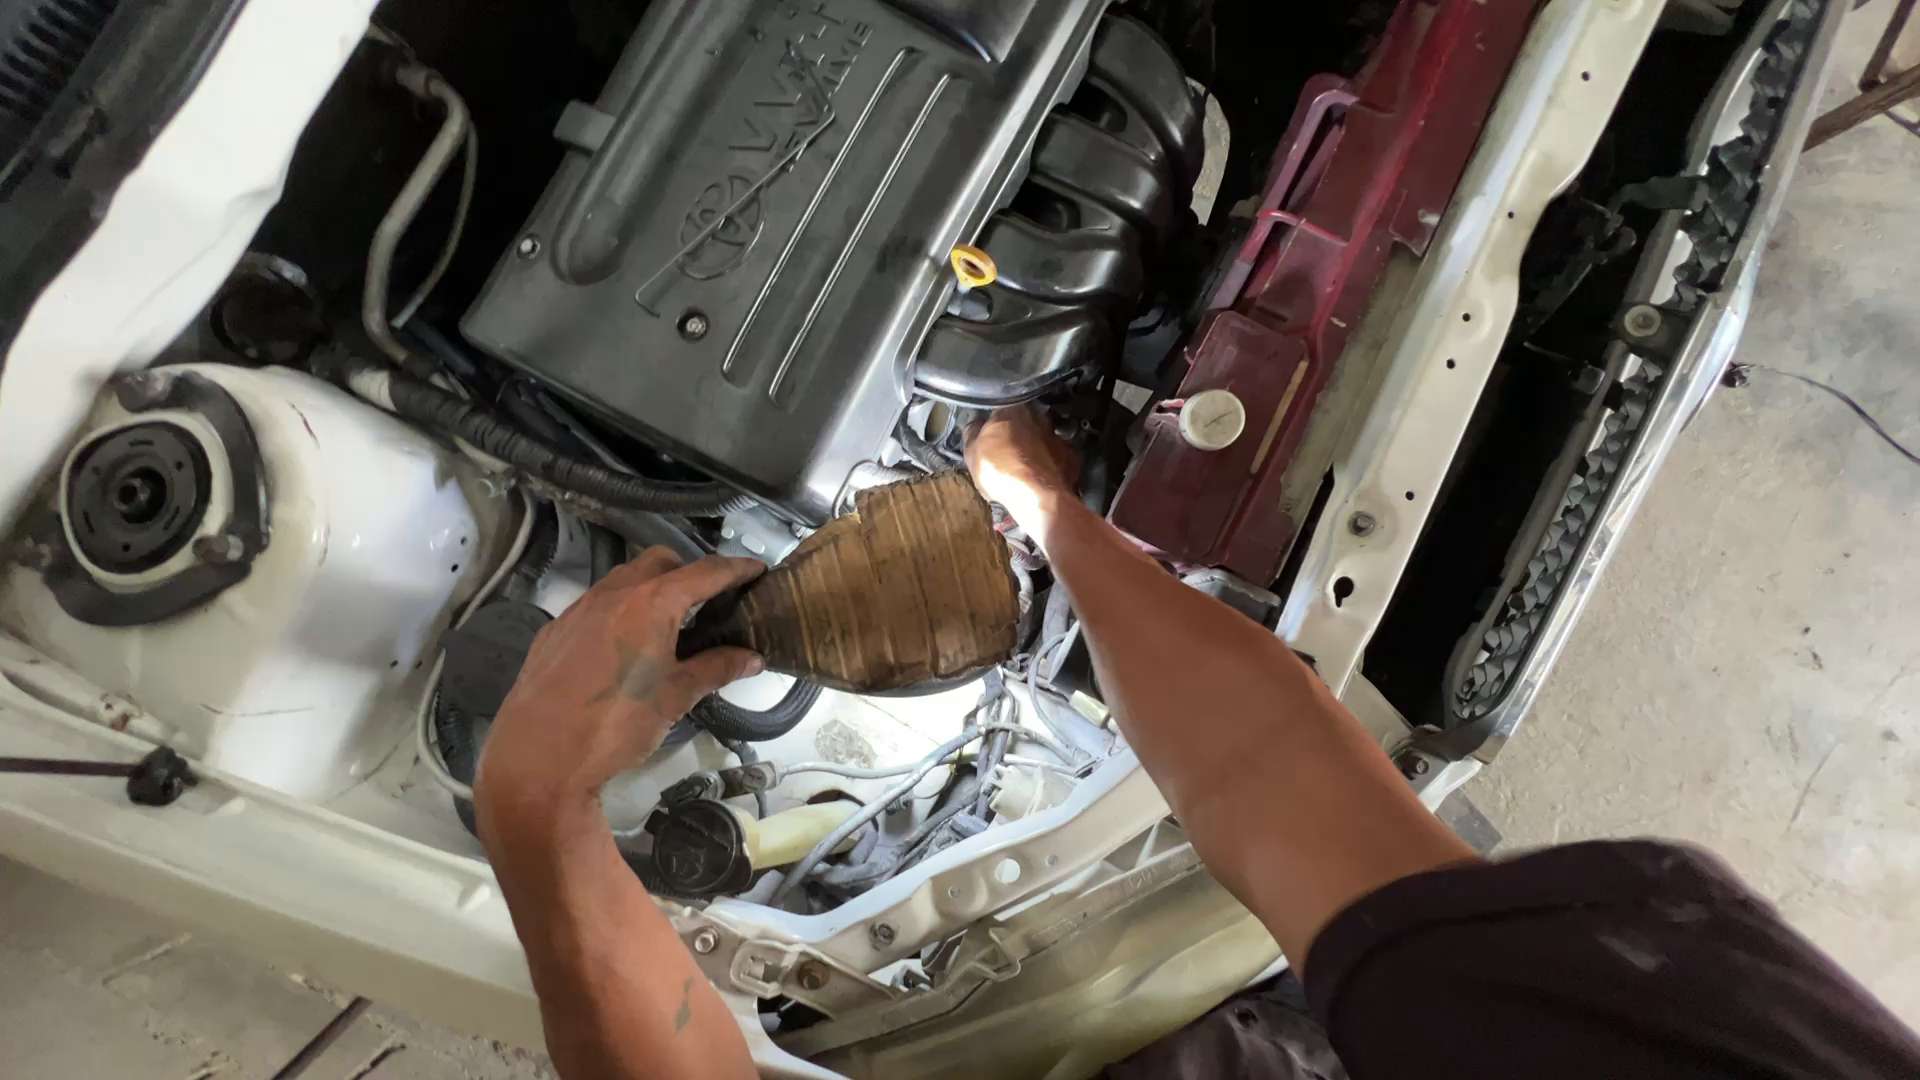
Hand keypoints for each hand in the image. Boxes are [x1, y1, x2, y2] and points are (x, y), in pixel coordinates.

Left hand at [474, 548, 764, 827]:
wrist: (536, 763)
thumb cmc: (616, 726)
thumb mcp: (677, 696)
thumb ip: (717, 668)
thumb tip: (753, 658)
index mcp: (650, 603)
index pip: (705, 572)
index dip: (737, 569)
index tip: (757, 569)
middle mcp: (613, 594)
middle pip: (661, 562)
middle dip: (690, 571)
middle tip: (711, 600)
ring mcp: (578, 610)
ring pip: (624, 579)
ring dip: (652, 588)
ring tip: (670, 622)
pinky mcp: (554, 632)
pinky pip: (595, 605)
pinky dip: (620, 610)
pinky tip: (625, 647)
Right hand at [965, 406, 1077, 540]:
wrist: (1034, 495)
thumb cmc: (1000, 469)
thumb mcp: (972, 452)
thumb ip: (973, 433)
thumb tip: (975, 425)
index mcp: (1012, 409)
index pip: (1001, 410)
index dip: (995, 425)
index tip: (991, 437)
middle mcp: (1039, 417)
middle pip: (1026, 423)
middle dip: (1019, 434)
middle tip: (1008, 453)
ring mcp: (1058, 436)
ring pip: (1044, 439)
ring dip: (1036, 449)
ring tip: (1026, 468)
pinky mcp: (1072, 456)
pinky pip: (1058, 457)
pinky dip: (1052, 464)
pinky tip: (1043, 478)